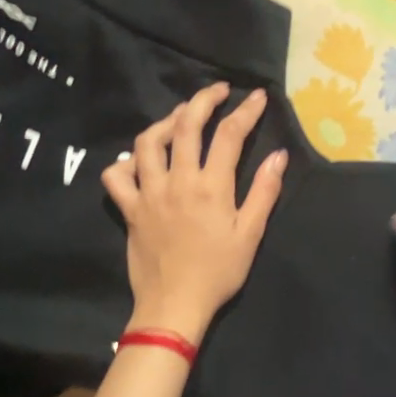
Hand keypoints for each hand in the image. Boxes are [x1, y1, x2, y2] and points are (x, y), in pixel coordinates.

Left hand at [101, 83, 287, 343]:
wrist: (174, 305)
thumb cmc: (218, 273)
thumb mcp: (250, 235)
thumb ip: (264, 192)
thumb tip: (279, 156)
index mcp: (211, 187)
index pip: (229, 135)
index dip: (246, 110)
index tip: (257, 97)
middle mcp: (178, 181)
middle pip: (187, 124)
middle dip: (204, 99)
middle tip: (219, 91)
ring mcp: (148, 192)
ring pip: (149, 141)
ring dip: (166, 121)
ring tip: (181, 118)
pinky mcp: (129, 208)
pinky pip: (117, 175)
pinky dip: (126, 162)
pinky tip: (140, 160)